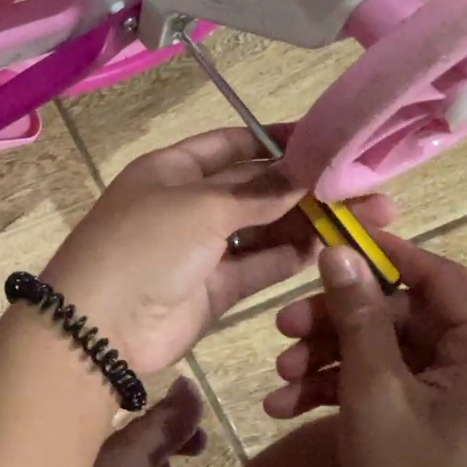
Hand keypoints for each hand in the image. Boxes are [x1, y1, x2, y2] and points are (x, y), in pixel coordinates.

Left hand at [38, 125, 395, 374]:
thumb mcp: (199, 207)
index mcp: (172, 169)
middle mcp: (188, 203)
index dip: (275, 141)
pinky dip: (290, 257)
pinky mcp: (214, 288)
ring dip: (307, 223)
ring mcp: (201, 247)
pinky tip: (331, 249)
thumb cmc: (145, 245)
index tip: (327, 142)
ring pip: (262, 228)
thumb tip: (302, 173)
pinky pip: (257, 265)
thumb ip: (255, 193)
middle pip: (253, 188)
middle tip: (366, 188)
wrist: (100, 325)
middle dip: (304, 187)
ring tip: (365, 217)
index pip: (230, 144)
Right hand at [268, 238, 466, 466]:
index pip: (441, 278)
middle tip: (280, 335)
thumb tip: (339, 251)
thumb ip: (358, 317)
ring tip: (279, 385)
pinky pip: (420, 394)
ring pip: (409, 359)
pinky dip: (364, 396)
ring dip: (340, 365)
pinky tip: (300, 410)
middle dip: (340, 327)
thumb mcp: (374, 399)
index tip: (324, 244)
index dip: (380, 256)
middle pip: (415, 322)